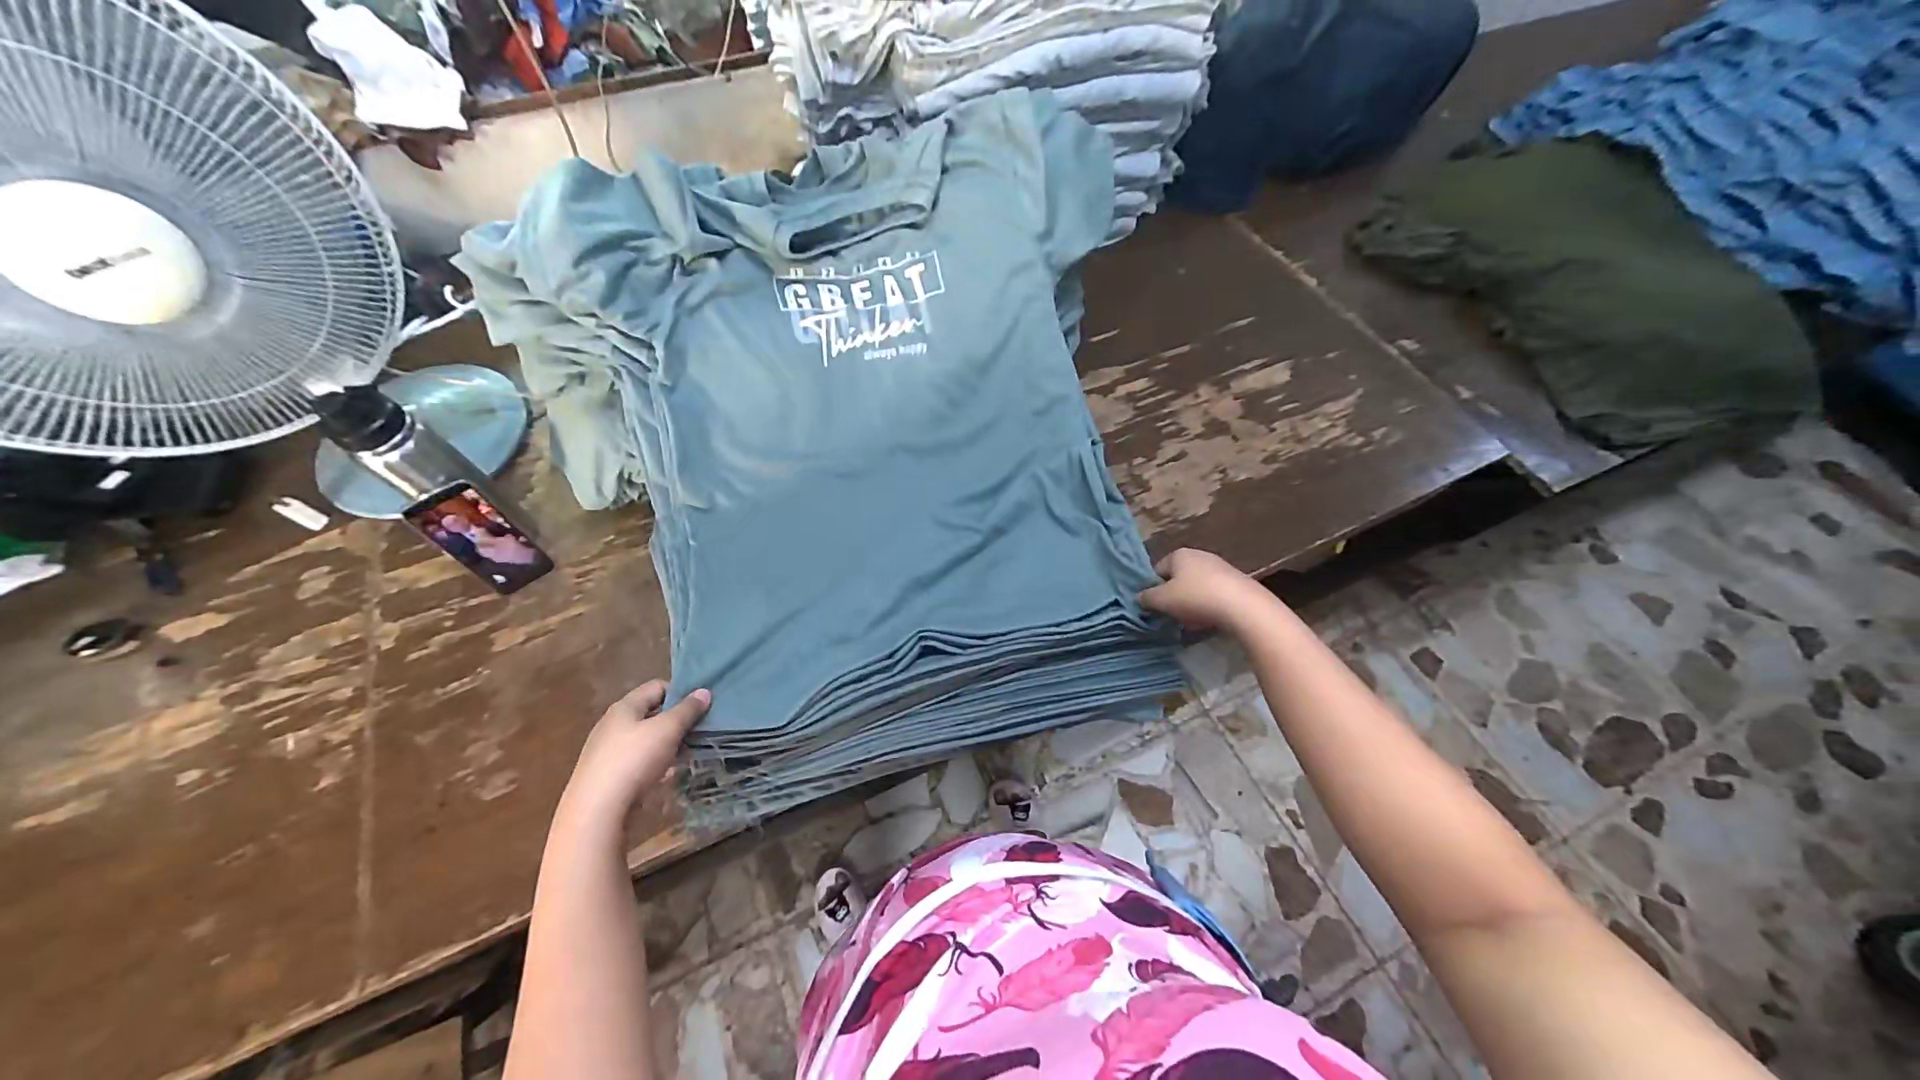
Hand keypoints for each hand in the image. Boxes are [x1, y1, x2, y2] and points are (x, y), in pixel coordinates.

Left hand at [557, 681, 708, 827]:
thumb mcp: (668, 729)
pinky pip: (639, 761)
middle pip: (652, 714)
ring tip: (687, 756)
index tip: (700, 708)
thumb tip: (704, 691)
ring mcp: (608, 751)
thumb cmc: (634, 760)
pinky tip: (666, 776)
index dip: (681, 693)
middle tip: (698, 733)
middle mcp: (613, 724)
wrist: (596, 811)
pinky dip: (655, 764)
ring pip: (647, 739)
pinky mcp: (608, 775)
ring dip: (669, 745)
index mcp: (624, 707)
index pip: (657, 687)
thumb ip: (687, 710)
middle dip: (677, 722)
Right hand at [1139, 548, 1277, 632]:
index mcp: (1179, 554)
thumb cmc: (1195, 598)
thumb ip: (1146, 598)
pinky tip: (1209, 620)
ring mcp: (1220, 567)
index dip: (1153, 589)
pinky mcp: (1236, 582)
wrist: (1243, 607)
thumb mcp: (1162, 600)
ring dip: (1190, 603)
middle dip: (1173, 597)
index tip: (1155, 606)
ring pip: (1196, 587)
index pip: (1157, 570)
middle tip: (1171, 615)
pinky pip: (1214, 594)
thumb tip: (1140, 597)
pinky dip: (1208, 606)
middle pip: (1178, 578)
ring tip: (1190, 621)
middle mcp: (1199, 555)